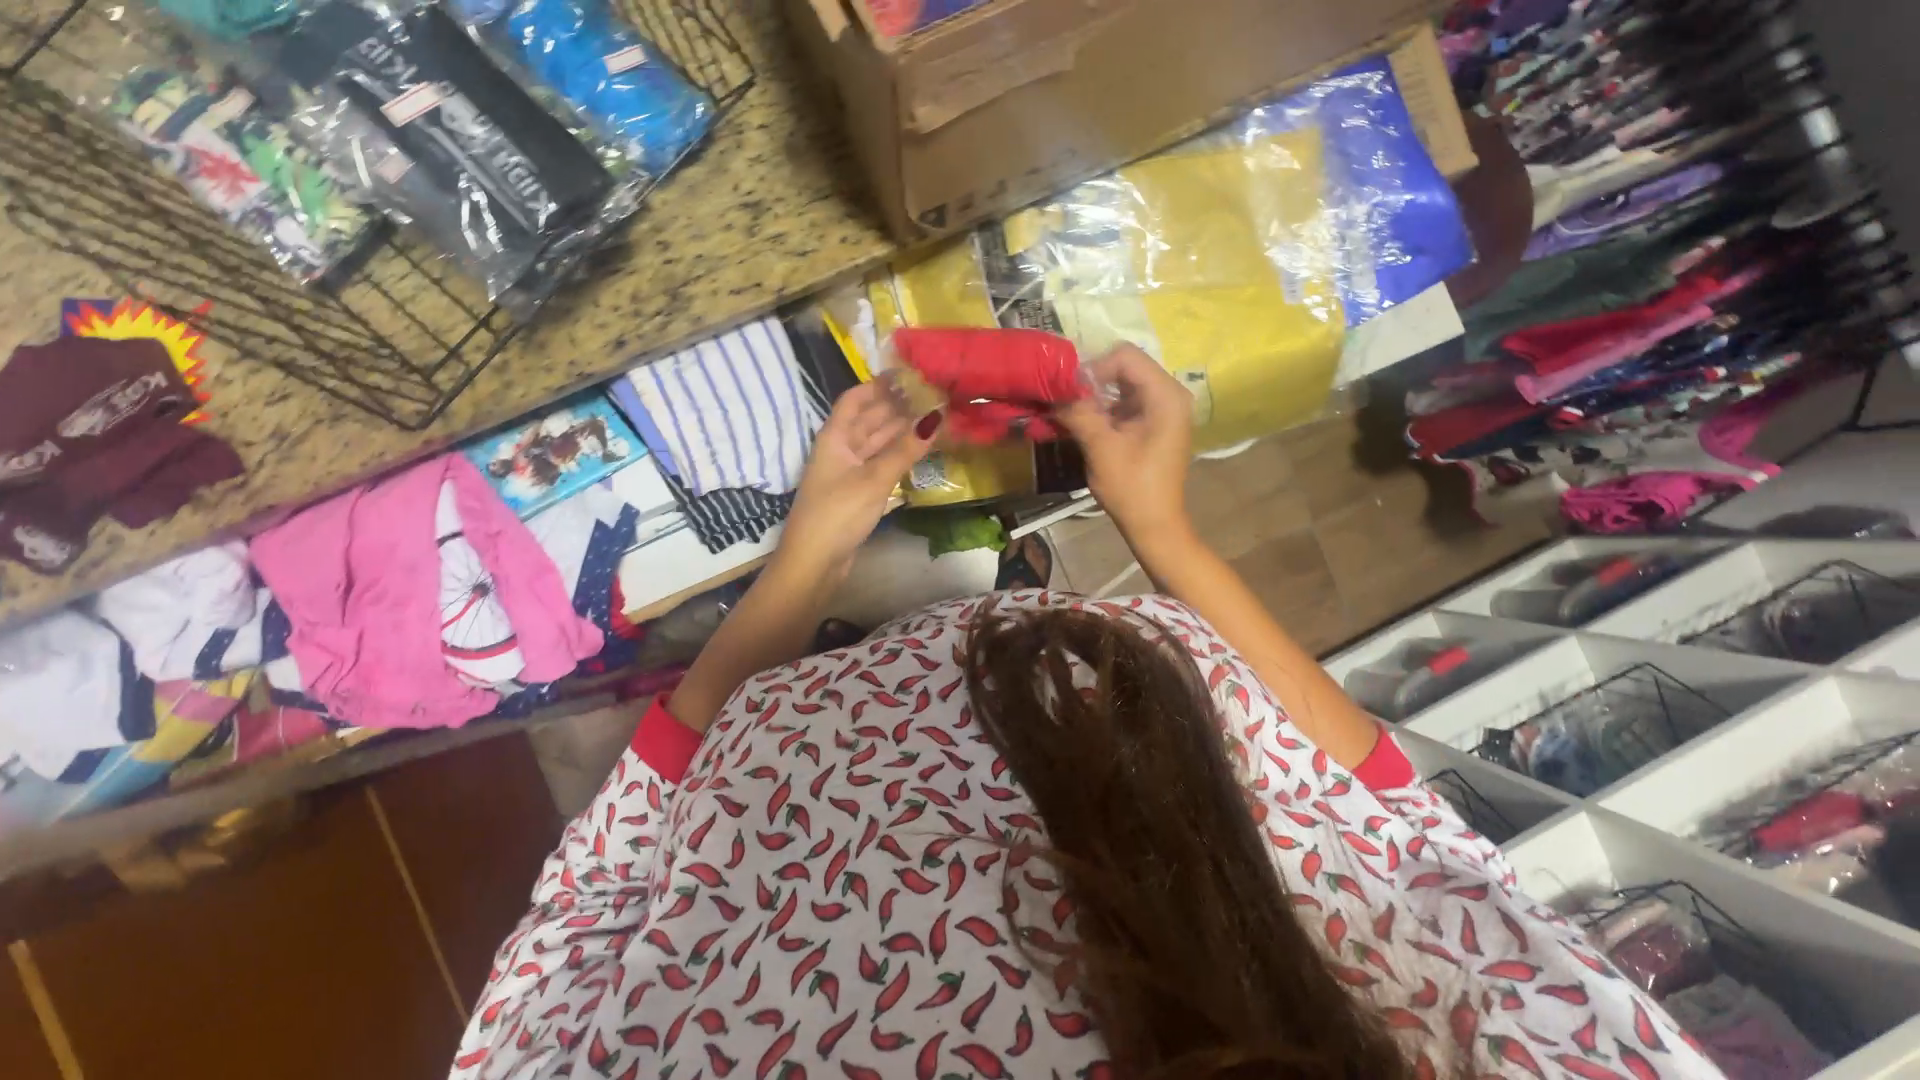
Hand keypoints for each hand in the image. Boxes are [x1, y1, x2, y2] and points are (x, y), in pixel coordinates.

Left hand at [780, 377, 939, 573]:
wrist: (813, 563)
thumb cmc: (838, 514)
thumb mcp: (873, 479)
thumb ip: (905, 449)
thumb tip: (935, 417)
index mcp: (834, 438)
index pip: (855, 399)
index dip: (879, 385)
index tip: (909, 375)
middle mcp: (839, 450)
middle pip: (869, 419)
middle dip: (897, 407)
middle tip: (932, 395)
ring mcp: (847, 472)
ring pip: (876, 443)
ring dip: (900, 432)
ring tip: (933, 418)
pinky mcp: (856, 493)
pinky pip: (879, 465)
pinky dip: (898, 456)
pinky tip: (919, 452)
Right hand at [1054, 344, 1194, 550]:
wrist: (1154, 524)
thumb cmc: (1132, 488)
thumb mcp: (1101, 448)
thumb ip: (1079, 412)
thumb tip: (1054, 390)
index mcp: (1166, 395)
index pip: (1125, 356)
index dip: (1094, 368)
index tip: (1071, 393)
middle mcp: (1170, 394)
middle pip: (1125, 367)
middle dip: (1093, 381)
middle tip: (1067, 402)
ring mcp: (1164, 408)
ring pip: (1122, 384)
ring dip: (1096, 396)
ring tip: (1072, 415)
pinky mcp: (1154, 422)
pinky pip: (1126, 401)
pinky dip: (1105, 408)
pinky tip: (1086, 425)